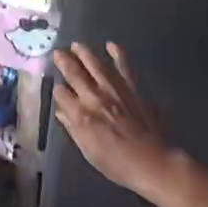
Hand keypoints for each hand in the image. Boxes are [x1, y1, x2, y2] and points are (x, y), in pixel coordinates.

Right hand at [52, 42, 182, 198]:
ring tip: (77, 44)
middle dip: (65, 63)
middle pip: (76, 75)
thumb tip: (62, 110)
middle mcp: (95, 99)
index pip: (62, 95)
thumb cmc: (115, 162)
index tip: (55, 87)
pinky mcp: (133, 91)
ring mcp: (115, 92)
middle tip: (57, 52)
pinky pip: (124, 69)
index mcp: (81, 115)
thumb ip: (73, 127)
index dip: (57, 90)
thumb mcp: (87, 149)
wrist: (152, 162)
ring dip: (86, 54)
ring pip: (97, 67)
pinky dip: (119, 56)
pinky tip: (112, 45)